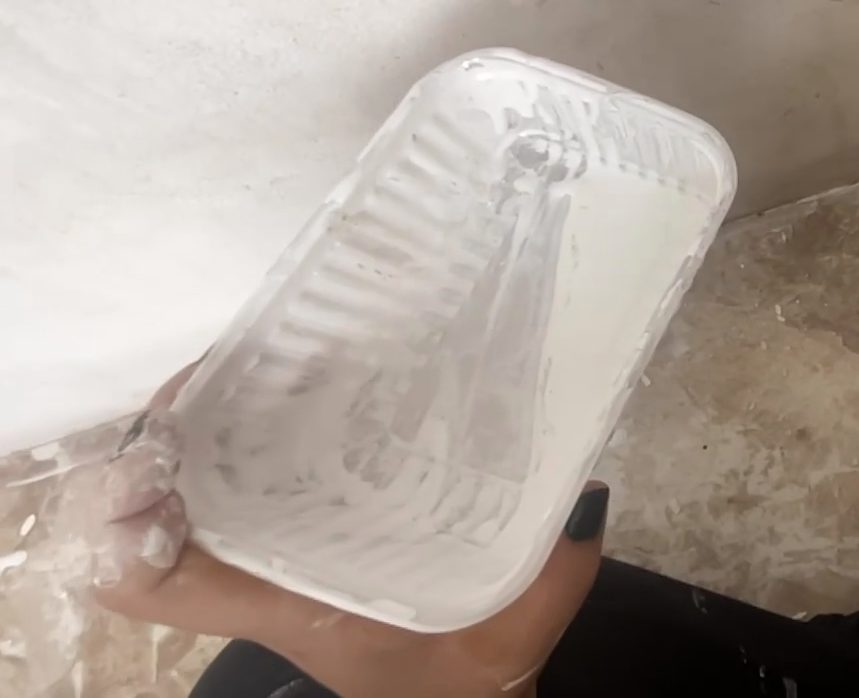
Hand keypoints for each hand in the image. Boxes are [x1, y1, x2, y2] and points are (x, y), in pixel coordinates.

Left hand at [61, 367, 606, 697]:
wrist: (469, 690)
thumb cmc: (474, 670)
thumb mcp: (518, 632)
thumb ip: (555, 573)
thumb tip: (582, 495)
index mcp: (292, 603)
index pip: (155, 576)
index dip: (128, 512)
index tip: (169, 434)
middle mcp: (280, 566)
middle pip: (183, 501)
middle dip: (194, 426)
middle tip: (264, 352)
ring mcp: (307, 541)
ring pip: (238, 475)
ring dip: (249, 413)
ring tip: (313, 343)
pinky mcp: (345, 518)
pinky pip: (301, 467)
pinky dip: (308, 419)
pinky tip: (367, 373)